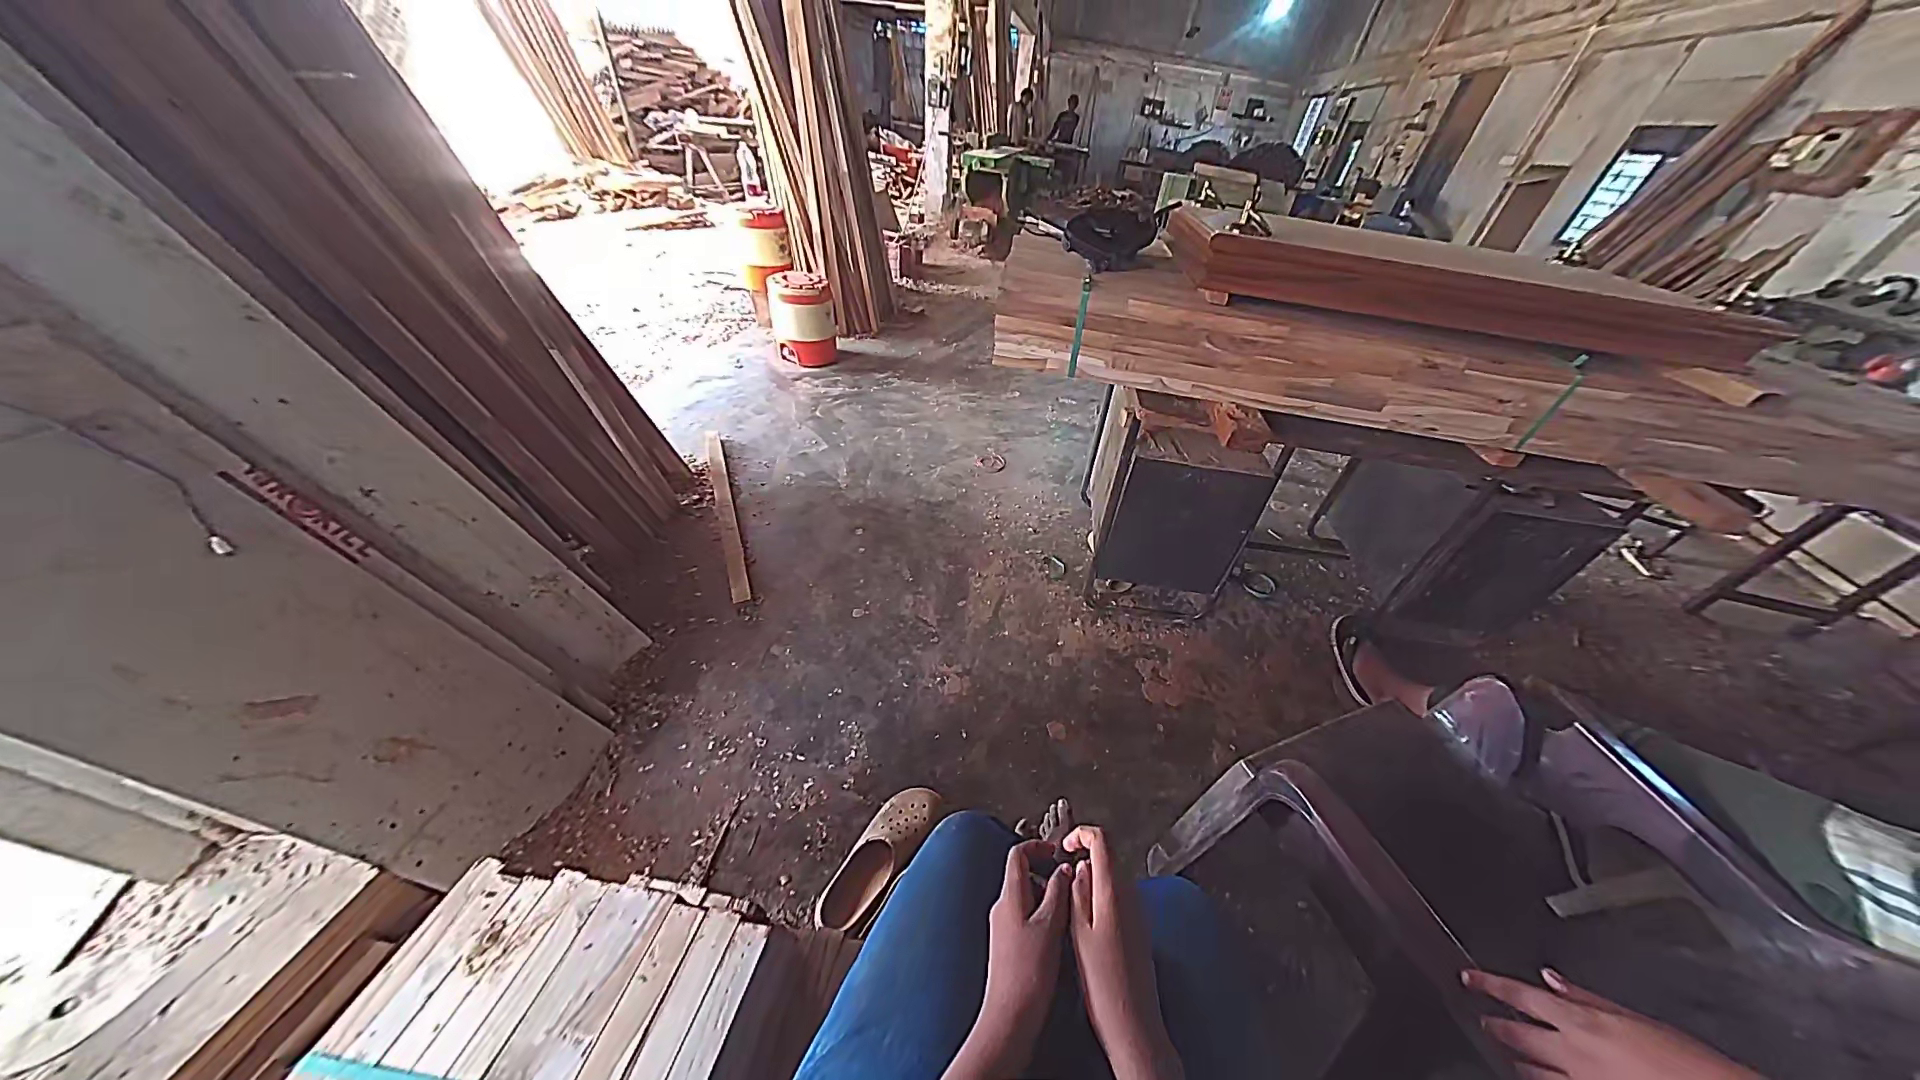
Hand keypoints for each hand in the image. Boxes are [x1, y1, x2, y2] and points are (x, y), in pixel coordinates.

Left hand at [944, 840, 1069, 1079]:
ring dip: (1047, 897)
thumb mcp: (1050, 926)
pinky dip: (1043, 917)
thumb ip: (1058, 893)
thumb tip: (1063, 870)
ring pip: (1027, 897)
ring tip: (1067, 912)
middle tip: (1069, 884)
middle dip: (1047, 875)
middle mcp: (1002, 907)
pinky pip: (1026, 917)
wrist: (1010, 1017)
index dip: (1037, 846)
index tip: (1056, 851)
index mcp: (1009, 897)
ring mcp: (1003, 926)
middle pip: (1023, 874)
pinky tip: (1058, 935)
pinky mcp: (1008, 944)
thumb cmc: (1028, 974)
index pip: (1017, 854)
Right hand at [1063, 826, 1183, 1079]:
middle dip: (1083, 853)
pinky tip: (1084, 916)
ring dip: (1090, 874)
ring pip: (1112, 874)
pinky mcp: (1138, 926)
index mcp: (1113, 891)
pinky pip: (1117, 893)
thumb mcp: (1078, 932)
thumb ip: (1077, 893)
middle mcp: (1130, 895)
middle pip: (1109, 854)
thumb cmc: (1103, 983)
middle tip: (1060, 870)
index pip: (1102, 840)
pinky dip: (1099, 892)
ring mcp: (1137, 911)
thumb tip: (1078, 868)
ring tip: (1068, 895)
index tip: (1063, 846)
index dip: (1081, 834)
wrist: (1133, 1023)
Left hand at [1464, 968, 1762, 1079]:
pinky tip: (1543, 1079)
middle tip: (1485, 1020)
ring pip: (1531, 1070)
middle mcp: (1573, 1052)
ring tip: (1510, 1053)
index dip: (1488, 983)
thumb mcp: (1638, 1020)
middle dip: (1496, 1025)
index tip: (1467, 978)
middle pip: (1516, 1034)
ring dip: (1518, 1059)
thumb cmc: (1694, 1064)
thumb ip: (1587, 999)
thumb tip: (1550, 979)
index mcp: (1582, 1023)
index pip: (1518, 994)